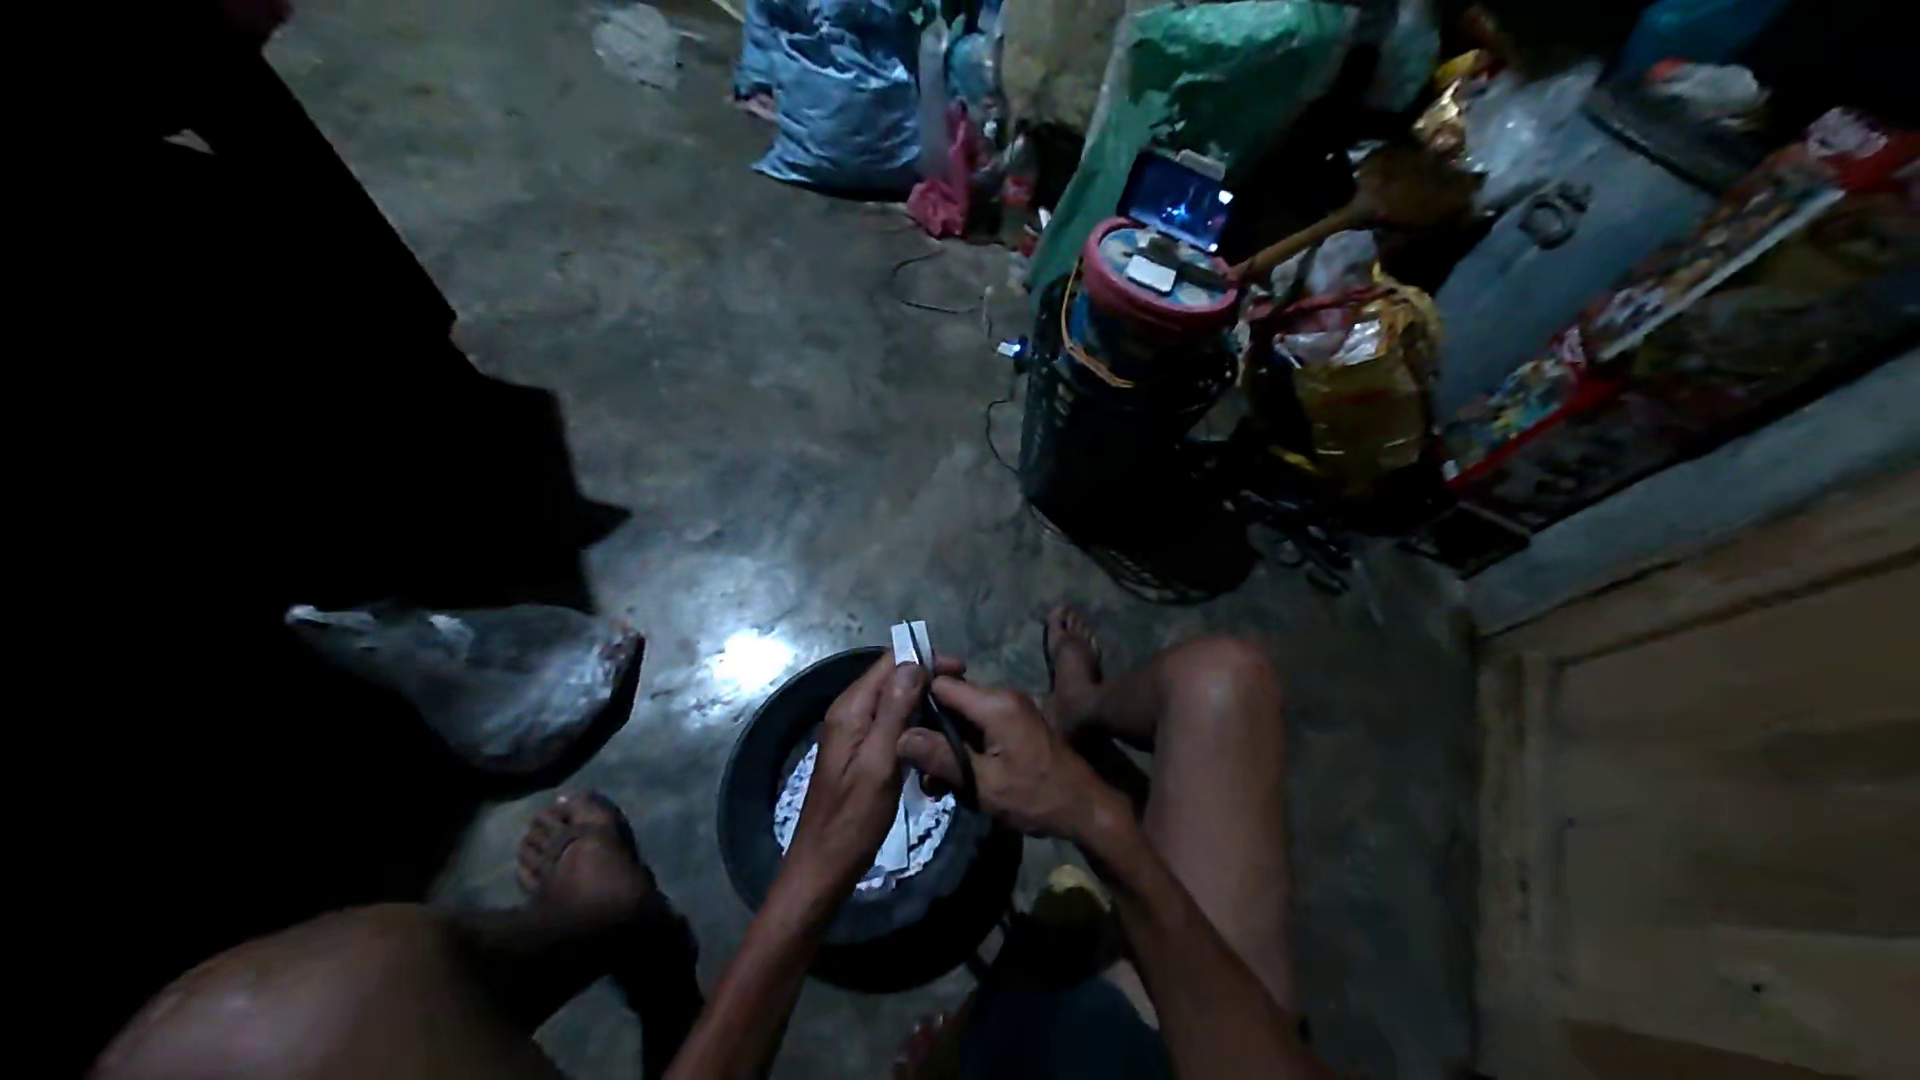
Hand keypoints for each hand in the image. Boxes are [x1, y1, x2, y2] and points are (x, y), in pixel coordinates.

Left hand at [785, 653, 963, 894]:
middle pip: (890, 678)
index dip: (924, 659)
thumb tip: (914, 664)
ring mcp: (854, 731)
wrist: (825, 864)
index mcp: (851, 709)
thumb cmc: (854, 818)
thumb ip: (895, 712)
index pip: (889, 663)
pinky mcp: (861, 749)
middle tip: (963, 690)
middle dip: (926, 677)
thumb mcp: (879, 763)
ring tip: (955, 709)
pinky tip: (933, 731)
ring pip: (892, 699)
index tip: (960, 670)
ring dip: (921, 697)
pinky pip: (889, 720)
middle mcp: (849, 712)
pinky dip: (913, 718)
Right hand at [897, 677, 1120, 841]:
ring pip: (963, 717)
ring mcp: (1011, 710)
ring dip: (946, 744)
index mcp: (995, 703)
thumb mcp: (983, 783)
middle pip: (951, 700)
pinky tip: (954, 778)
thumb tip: (900, 736)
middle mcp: (1003, 696)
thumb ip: (941, 757)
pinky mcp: (1015, 724)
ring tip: (932, 781)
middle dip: (930, 729)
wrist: (1086, 808)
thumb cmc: (1036, 796)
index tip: (896, 724)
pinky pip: (979, 726)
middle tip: (913, 764)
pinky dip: (965, 747)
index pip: (942, 683)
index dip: (917, 699)